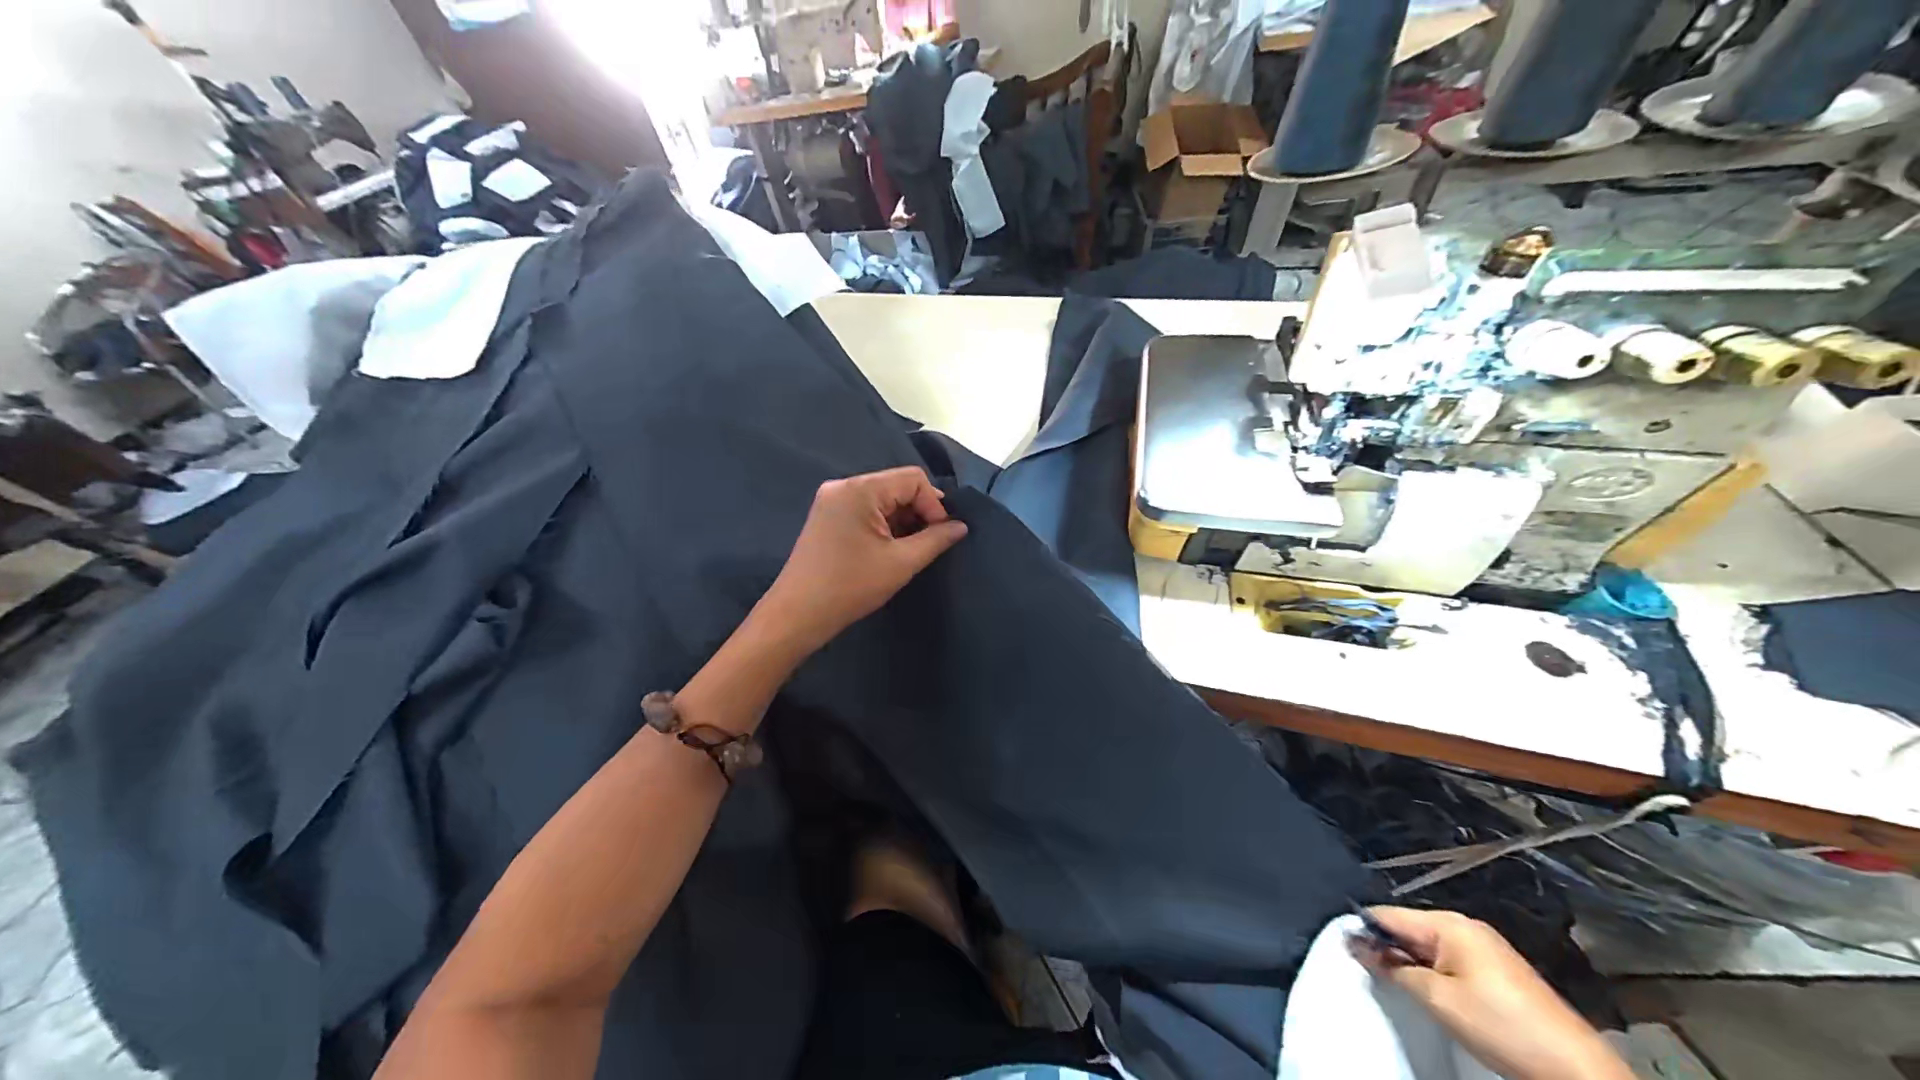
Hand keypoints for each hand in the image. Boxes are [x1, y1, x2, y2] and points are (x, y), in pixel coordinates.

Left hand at [756, 467, 968, 655]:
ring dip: (902, 519)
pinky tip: (888, 548)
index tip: (941, 535)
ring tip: (910, 549)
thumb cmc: (851, 587)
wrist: (798, 614)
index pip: (913, 479)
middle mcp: (842, 486)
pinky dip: (883, 524)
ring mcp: (831, 500)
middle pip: (896, 485)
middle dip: (919, 511)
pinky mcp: (826, 517)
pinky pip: (865, 509)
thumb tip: (960, 526)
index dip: (934, 504)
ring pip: (882, 498)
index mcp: (859, 489)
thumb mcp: (901, 563)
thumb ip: (935, 539)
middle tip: (929, 543)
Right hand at [1355, 907, 1634, 1079]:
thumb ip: (1393, 968)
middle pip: (1409, 928)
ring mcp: (1486, 949)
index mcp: (1450, 924)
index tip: (1342, 948)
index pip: (1389, 914)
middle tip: (1365, 971)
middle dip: (1387, 947)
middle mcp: (1467, 927)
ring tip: (1391, 984)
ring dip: (1409, 963)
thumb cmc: (1501, 1026)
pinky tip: (1425, 992)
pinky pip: (1449, 961)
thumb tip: (1360, 946)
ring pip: (1428, 947)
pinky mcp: (1498, 972)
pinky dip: (1431, 973)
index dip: (1362, 929)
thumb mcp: (1437, 998)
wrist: (1577, 1072)